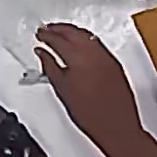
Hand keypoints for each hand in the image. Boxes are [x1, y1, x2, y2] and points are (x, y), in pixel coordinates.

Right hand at [37, 23, 147, 156]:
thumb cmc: (91, 114)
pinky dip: (85, 38)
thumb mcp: (62, 89)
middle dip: (58, 28)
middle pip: (73, 32)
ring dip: (72, 31)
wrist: (117, 127)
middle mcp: (94, 53)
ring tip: (60, 33)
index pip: (58, 39)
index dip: (46, 35)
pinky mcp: (114, 63)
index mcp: (78, 58)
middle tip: (46, 29)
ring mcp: (106, 57)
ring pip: (86, 35)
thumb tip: (42, 53)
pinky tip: (78, 43)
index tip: (39, 34)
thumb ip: (50, 66)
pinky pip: (97, 43)